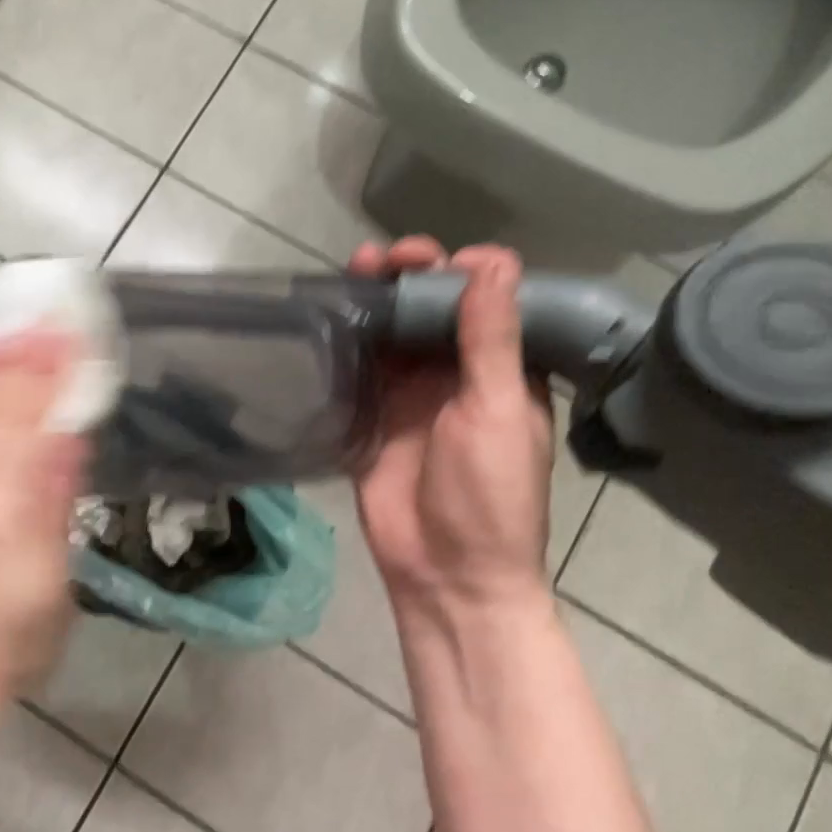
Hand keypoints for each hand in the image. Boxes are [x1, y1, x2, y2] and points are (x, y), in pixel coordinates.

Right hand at [350, 238, 554, 610]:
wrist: (444, 571)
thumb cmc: (488, 495)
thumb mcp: (497, 412)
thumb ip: (490, 340)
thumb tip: (492, 263)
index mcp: (502, 372)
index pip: (488, 303)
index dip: (468, 273)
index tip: (445, 262)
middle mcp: (456, 375)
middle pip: (434, 310)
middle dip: (415, 276)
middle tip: (389, 259)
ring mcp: (409, 396)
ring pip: (394, 332)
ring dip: (379, 299)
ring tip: (356, 268)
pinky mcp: (371, 417)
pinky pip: (359, 367)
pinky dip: (347, 339)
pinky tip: (329, 312)